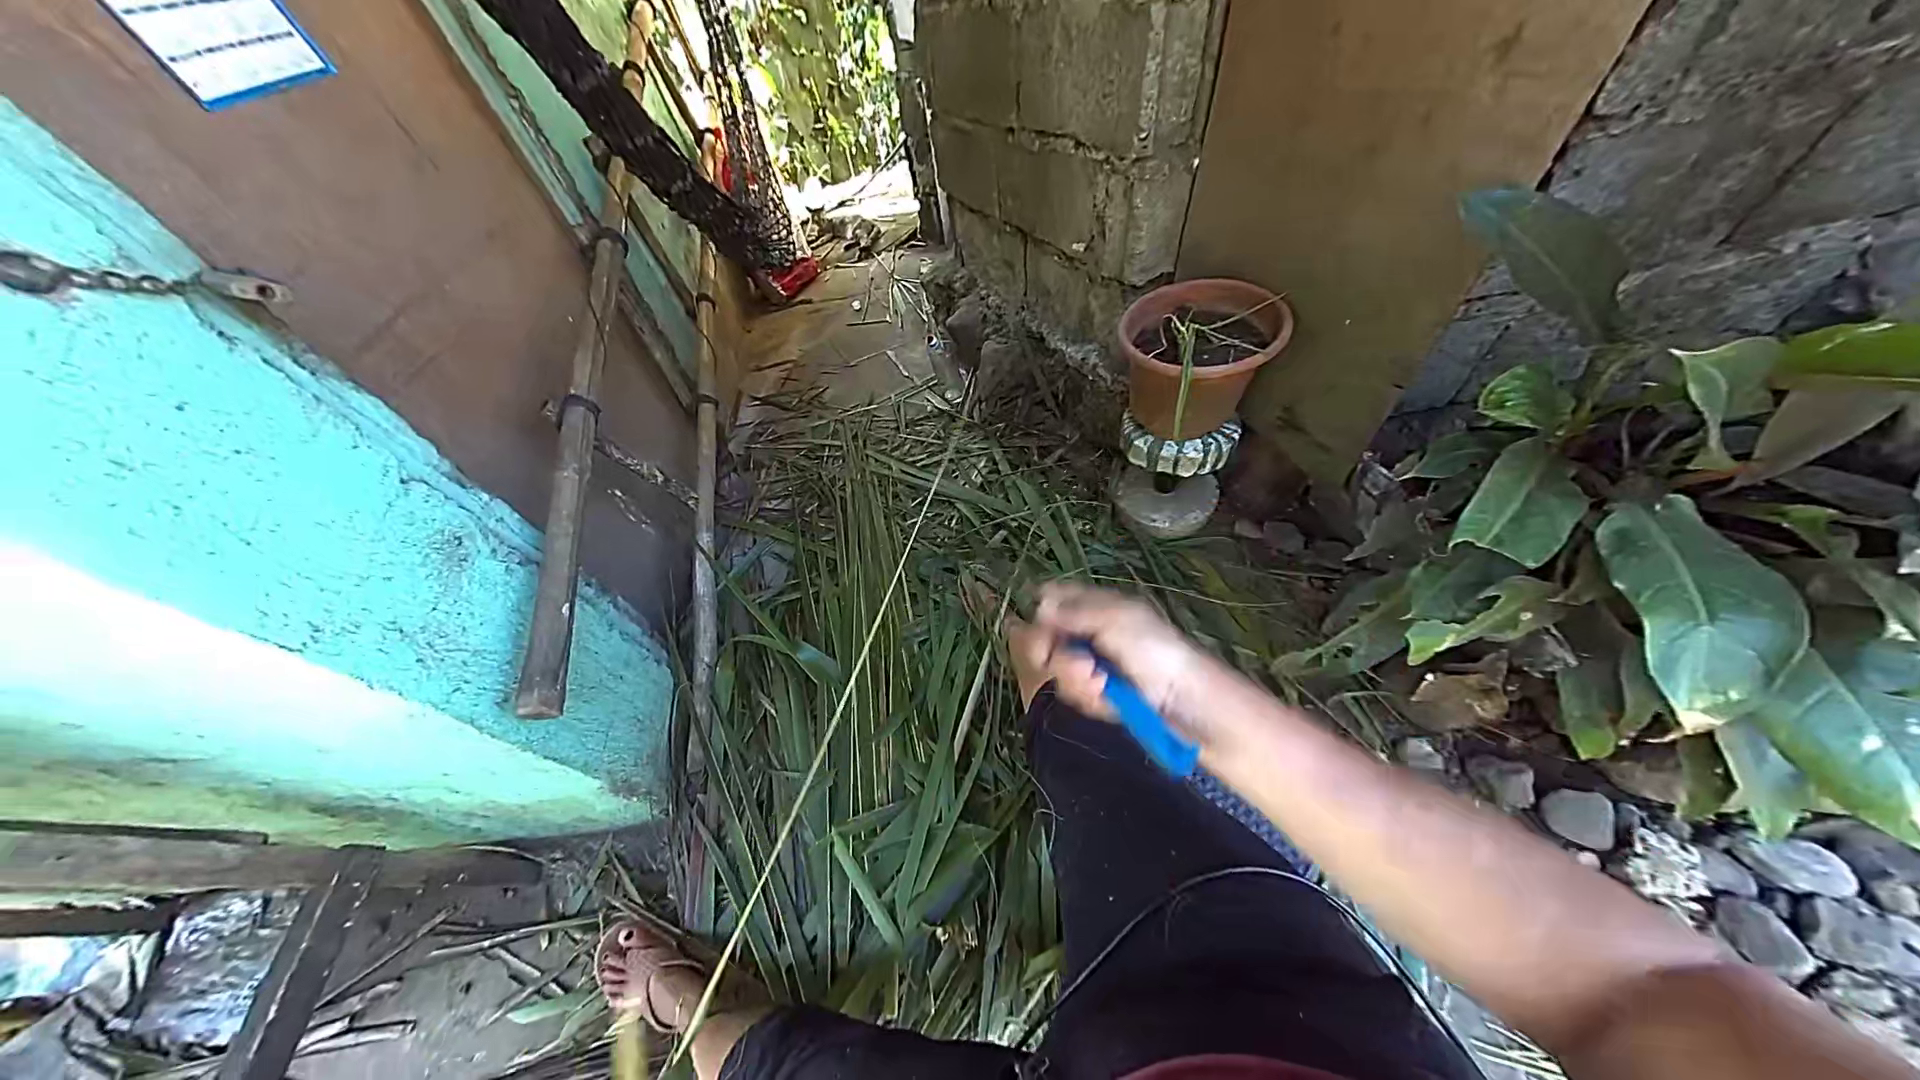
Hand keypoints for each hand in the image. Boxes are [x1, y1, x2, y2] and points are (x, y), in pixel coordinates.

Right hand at [1006, 582, 1226, 735]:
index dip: (1043, 610)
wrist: (1182, 698)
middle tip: (1075, 663)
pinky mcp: (1095, 693)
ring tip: (1099, 683)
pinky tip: (1104, 697)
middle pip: (1047, 637)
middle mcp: (1089, 632)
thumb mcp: (1115, 619)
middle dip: (1056, 653)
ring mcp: (1091, 663)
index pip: (1056, 599)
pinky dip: (1087, 696)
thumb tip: (1040, 605)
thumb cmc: (1155, 648)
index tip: (1043, 624)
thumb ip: (1075, 611)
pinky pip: (1073, 693)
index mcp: (1096, 606)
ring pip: (1057, 668)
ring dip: (1075, 678)